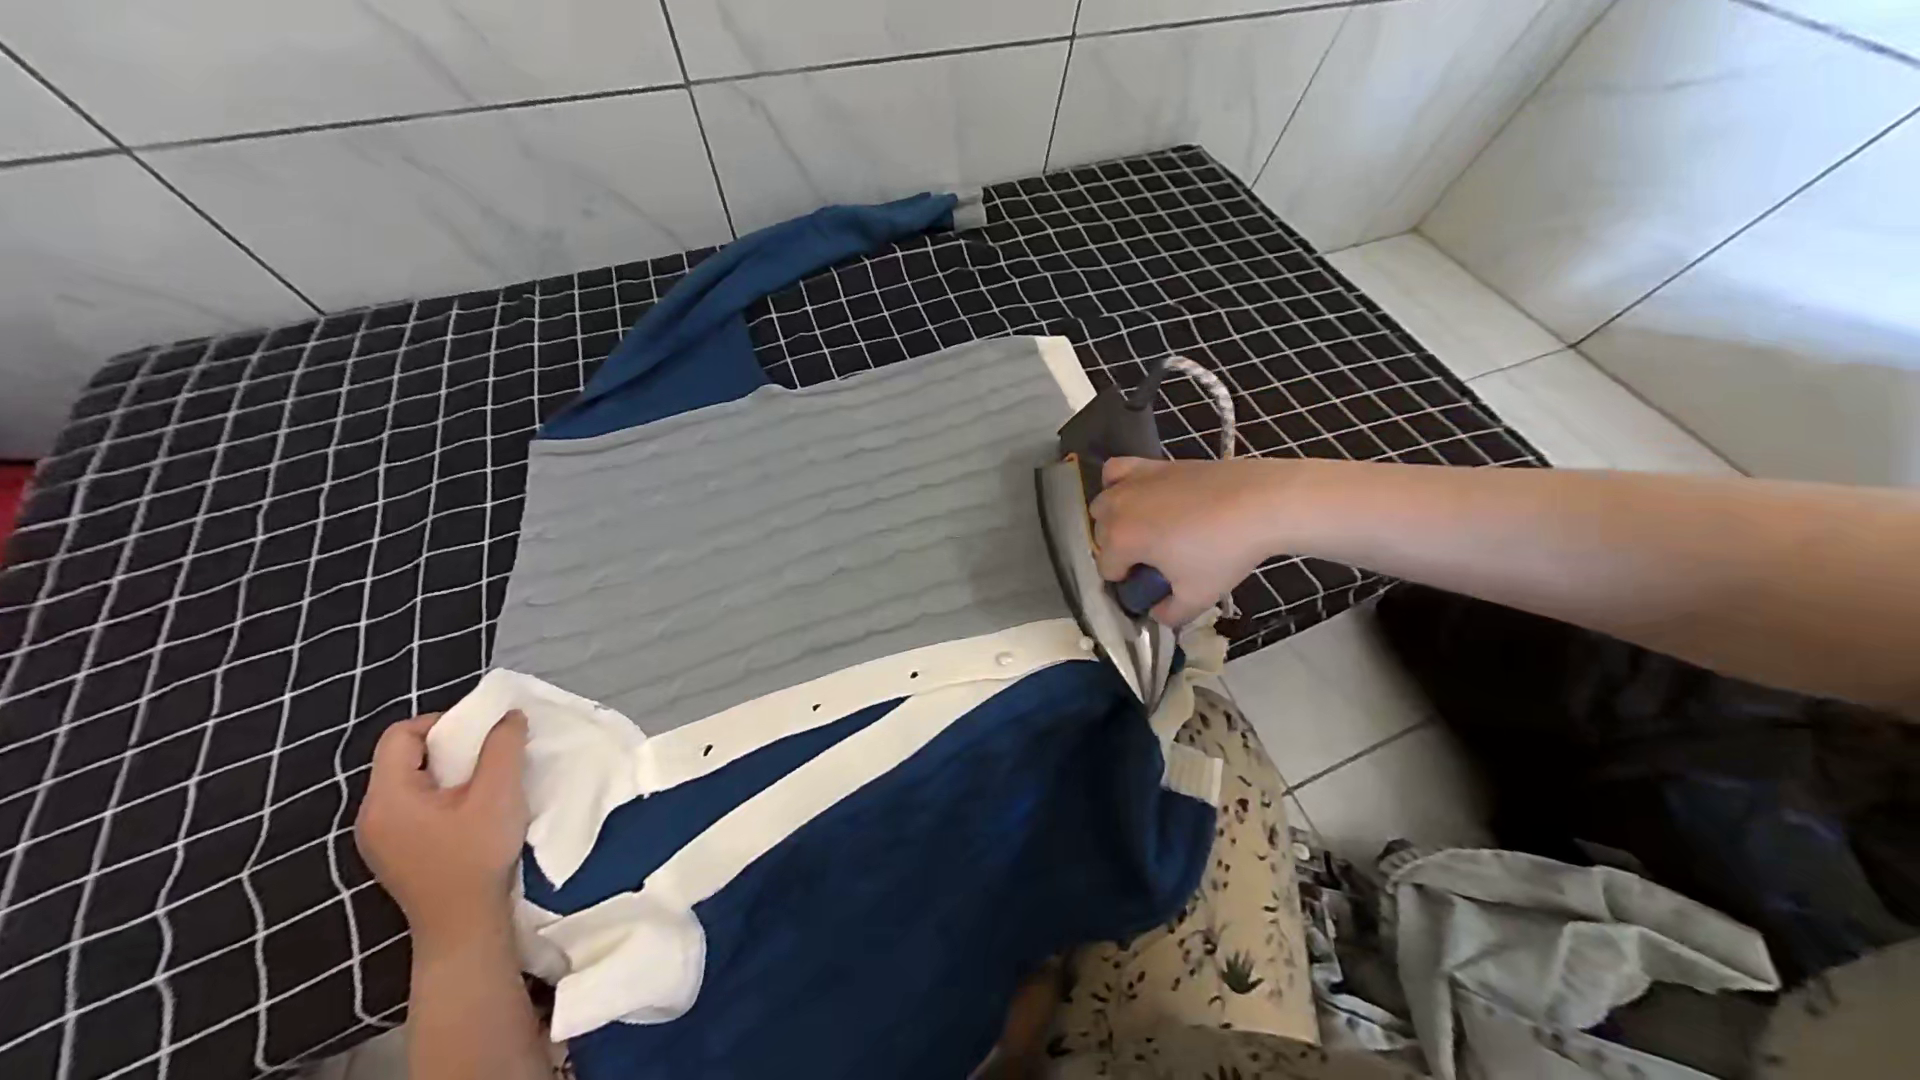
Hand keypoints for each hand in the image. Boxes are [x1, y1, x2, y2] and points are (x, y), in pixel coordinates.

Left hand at [355, 711, 528, 950]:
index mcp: (386, 797)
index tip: (482, 734)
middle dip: (450, 747)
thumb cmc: (477, 854)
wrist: (464, 924)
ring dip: (449, 772)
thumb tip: (508, 715)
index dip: (441, 723)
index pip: (400, 734)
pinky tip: (472, 810)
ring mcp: (379, 837)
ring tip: (486, 781)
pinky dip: (444, 795)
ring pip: (411, 781)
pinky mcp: (395, 851)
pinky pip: (414, 805)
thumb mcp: (498, 793)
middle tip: (489, 755)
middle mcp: (371, 814)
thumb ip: (502, 746)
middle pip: (403, 757)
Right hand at [1089, 457, 1297, 625]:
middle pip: (1101, 536)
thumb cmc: (1223, 552)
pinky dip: (1117, 483)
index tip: (1152, 584)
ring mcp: (1132, 483)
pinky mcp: (1151, 465)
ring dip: (1114, 521)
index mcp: (1120, 541)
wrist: (1261, 502)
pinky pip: (1116, 471)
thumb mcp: (1197, 596)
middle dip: (1120, 551)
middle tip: (1155, 561)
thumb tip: (1157, 613)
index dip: (1127, 582)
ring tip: (1146, 530)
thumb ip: (1169, 614)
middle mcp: (1116, 508)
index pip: (1106, 569)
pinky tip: (1137, 495)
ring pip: (1103, 505)